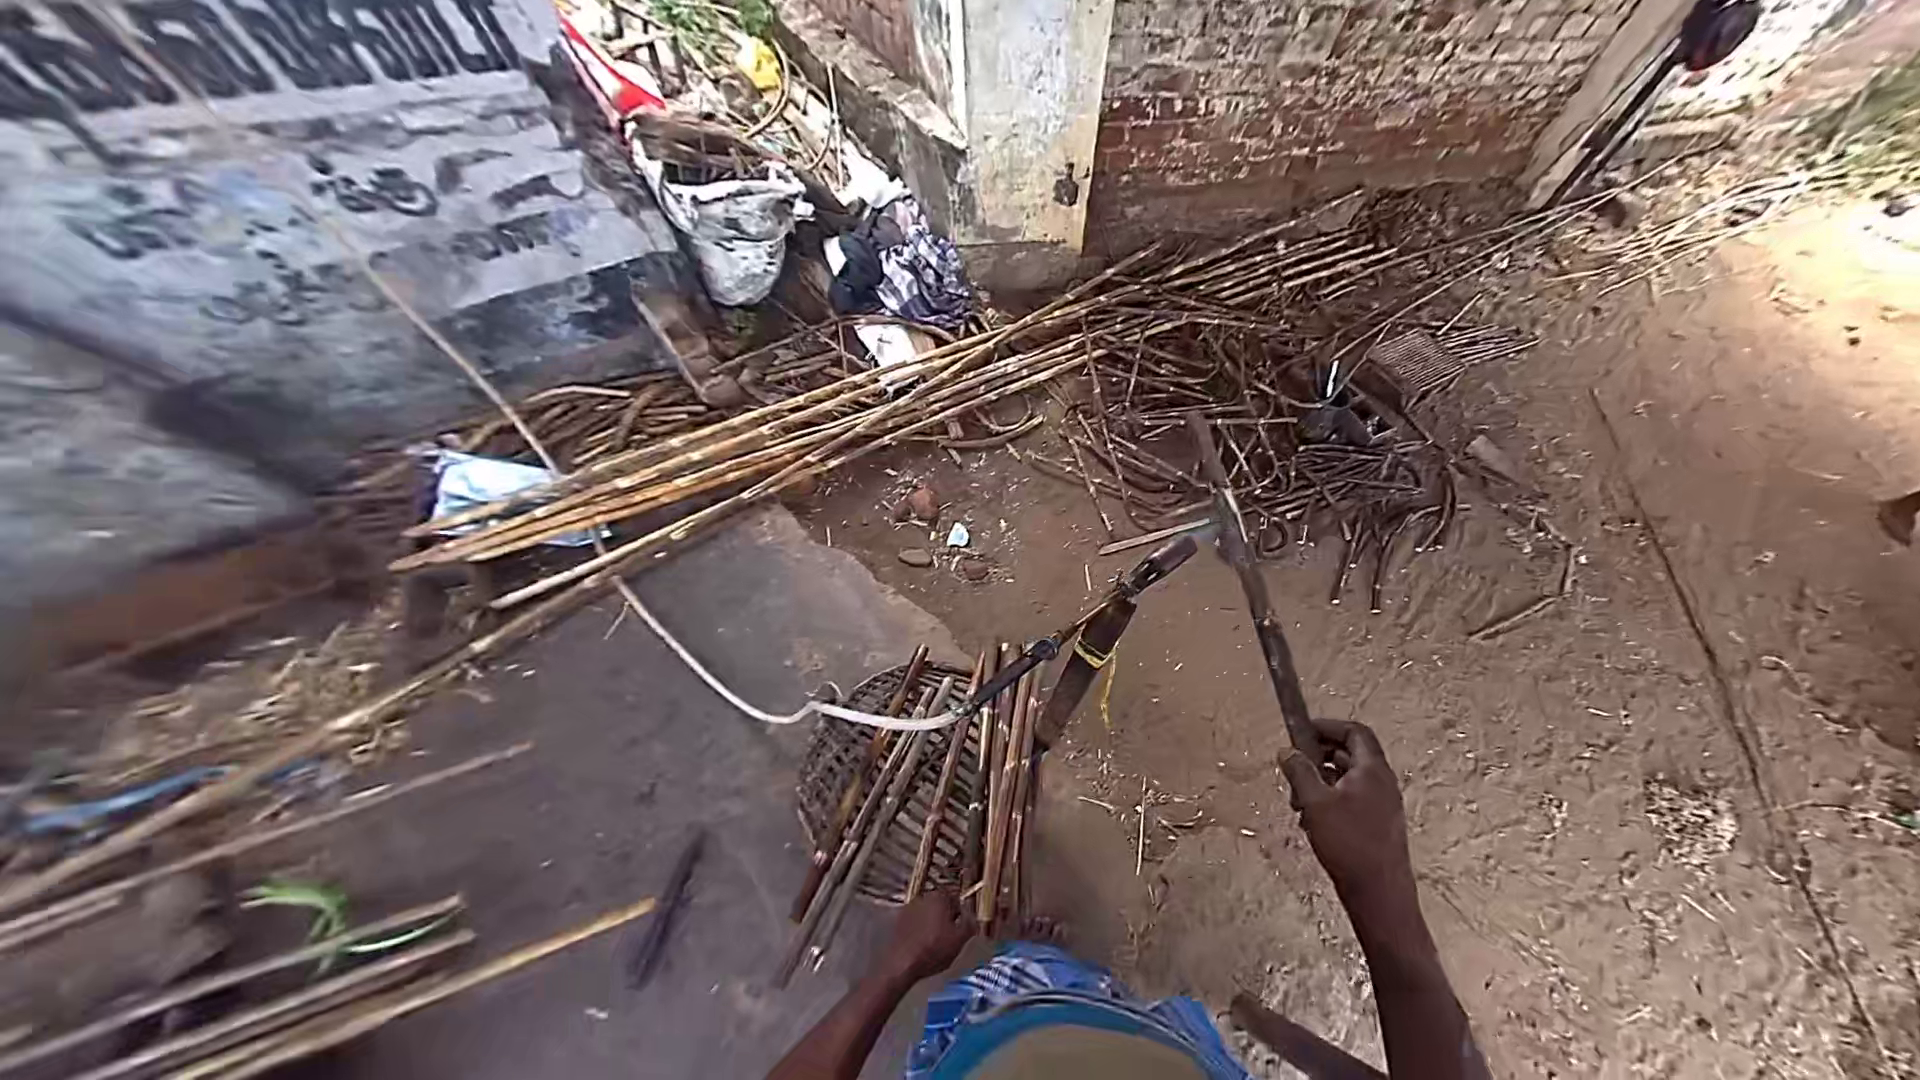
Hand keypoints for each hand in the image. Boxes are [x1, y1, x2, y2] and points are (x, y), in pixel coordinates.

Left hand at [877, 890, 973, 983]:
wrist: (901, 964)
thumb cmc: (933, 950)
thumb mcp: (959, 940)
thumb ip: (970, 925)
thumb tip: (973, 918)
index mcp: (940, 896)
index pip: (957, 901)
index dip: (961, 917)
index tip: (961, 932)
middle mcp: (924, 896)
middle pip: (942, 906)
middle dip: (946, 920)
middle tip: (949, 940)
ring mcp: (909, 907)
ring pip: (928, 914)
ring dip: (932, 925)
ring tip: (935, 945)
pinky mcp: (898, 920)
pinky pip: (915, 923)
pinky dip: (919, 931)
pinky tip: (921, 946)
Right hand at [1280, 719, 1416, 915]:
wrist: (1379, 896)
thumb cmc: (1347, 842)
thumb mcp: (1313, 801)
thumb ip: (1299, 770)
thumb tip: (1287, 751)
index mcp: (1372, 771)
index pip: (1355, 731)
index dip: (1327, 726)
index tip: (1301, 731)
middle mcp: (1382, 784)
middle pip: (1349, 753)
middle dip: (1317, 755)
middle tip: (1293, 766)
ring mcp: (1383, 805)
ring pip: (1346, 777)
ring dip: (1319, 780)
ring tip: (1298, 799)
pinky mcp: (1378, 825)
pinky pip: (1351, 798)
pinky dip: (1329, 798)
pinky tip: (1311, 819)